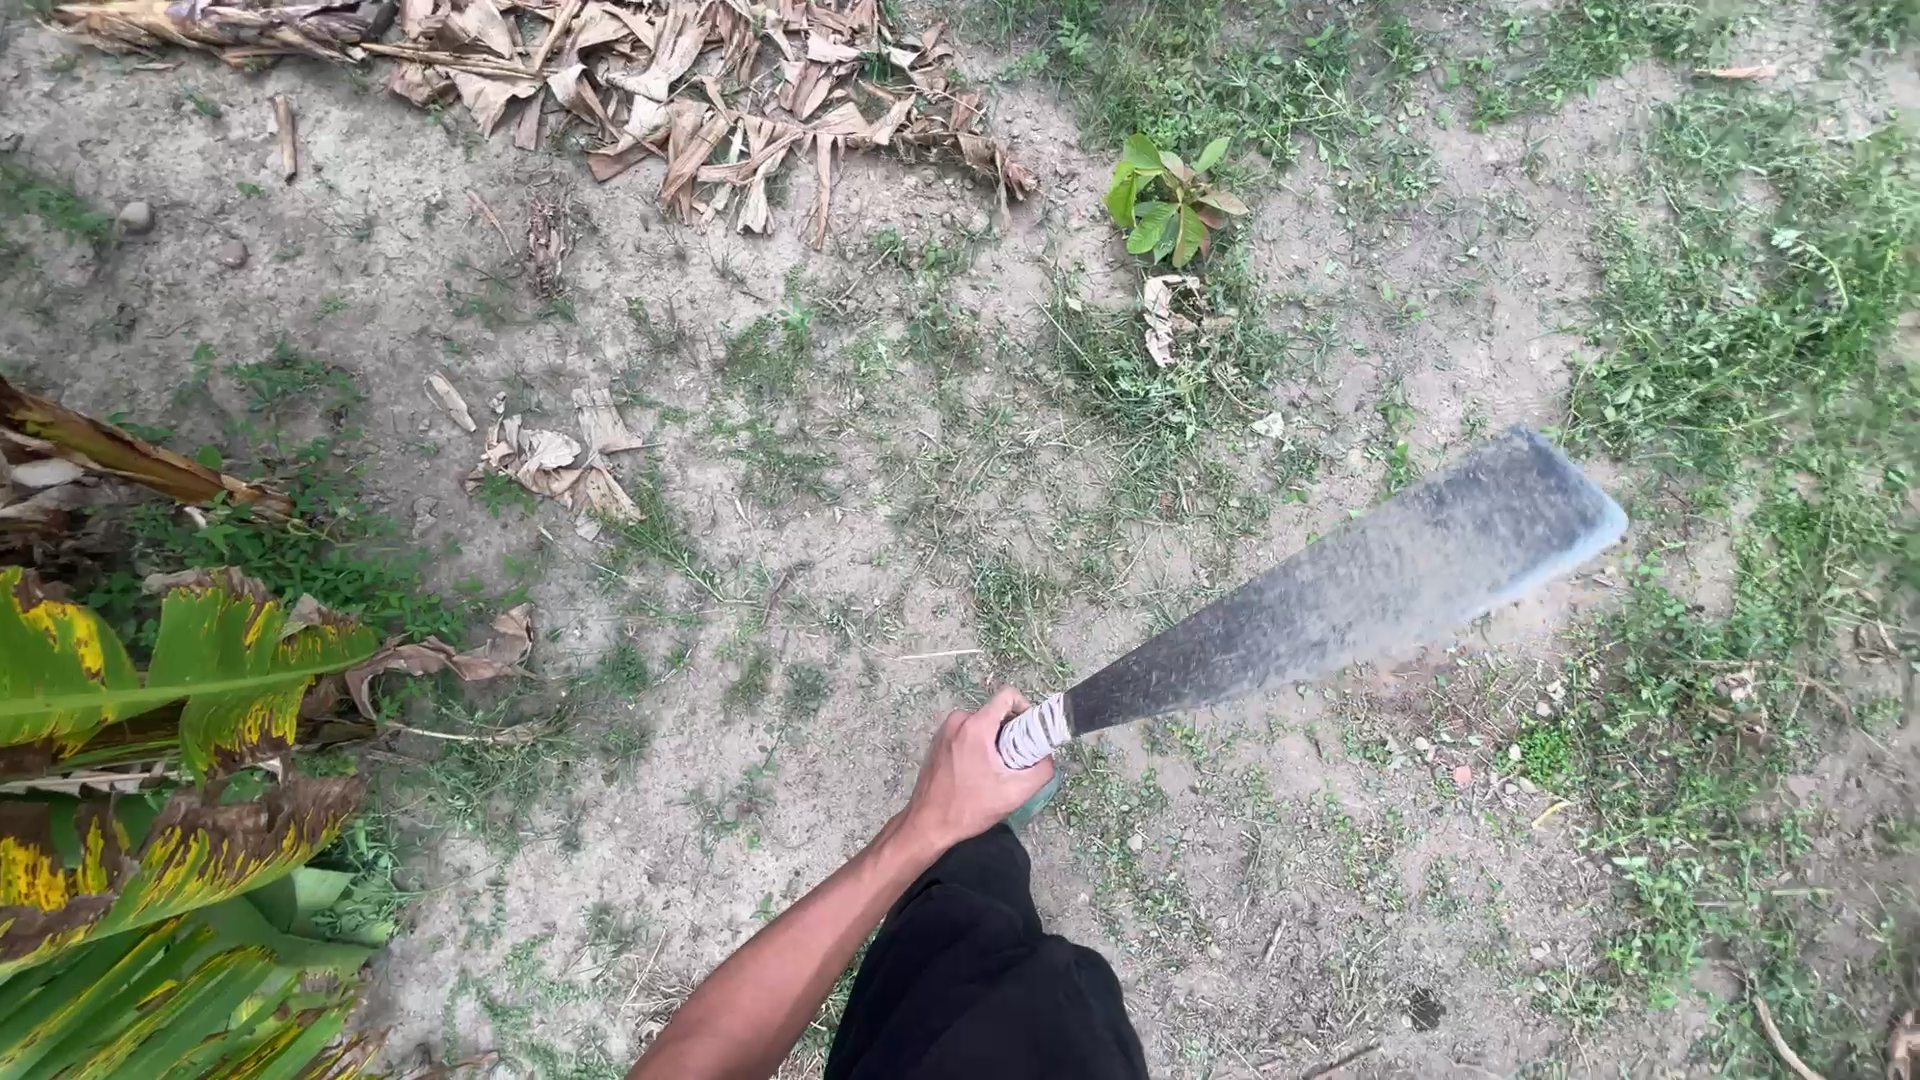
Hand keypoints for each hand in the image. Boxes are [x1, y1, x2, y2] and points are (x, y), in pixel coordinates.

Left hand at [897, 686, 1057, 854]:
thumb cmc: (969, 808)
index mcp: (976, 726)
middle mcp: (958, 721)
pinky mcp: (938, 741)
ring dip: (993, 743)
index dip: (1025, 708)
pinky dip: (977, 747)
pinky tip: (975, 773)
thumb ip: (1041, 770)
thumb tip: (1048, 757)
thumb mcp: (1014, 793)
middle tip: (1011, 762)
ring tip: (993, 772)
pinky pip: (967, 733)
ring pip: (982, 725)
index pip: (1007, 696)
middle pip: (995, 714)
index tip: (1029, 733)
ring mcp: (945, 730)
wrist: (928, 823)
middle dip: (1009, 734)